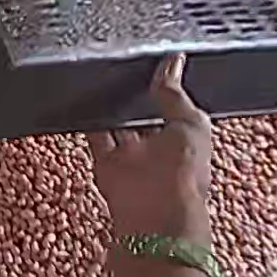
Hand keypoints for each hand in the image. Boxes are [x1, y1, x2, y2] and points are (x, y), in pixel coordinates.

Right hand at [88, 55, 212, 242]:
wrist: (154, 215)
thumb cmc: (183, 175)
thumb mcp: (190, 123)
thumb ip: (174, 94)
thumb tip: (172, 61)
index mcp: (185, 138)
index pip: (173, 106)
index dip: (166, 87)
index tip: (157, 64)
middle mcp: (156, 149)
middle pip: (142, 116)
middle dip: (135, 96)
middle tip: (127, 66)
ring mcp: (130, 158)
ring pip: (117, 126)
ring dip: (111, 107)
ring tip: (104, 77)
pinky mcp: (106, 166)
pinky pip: (96, 139)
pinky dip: (89, 122)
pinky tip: (86, 99)